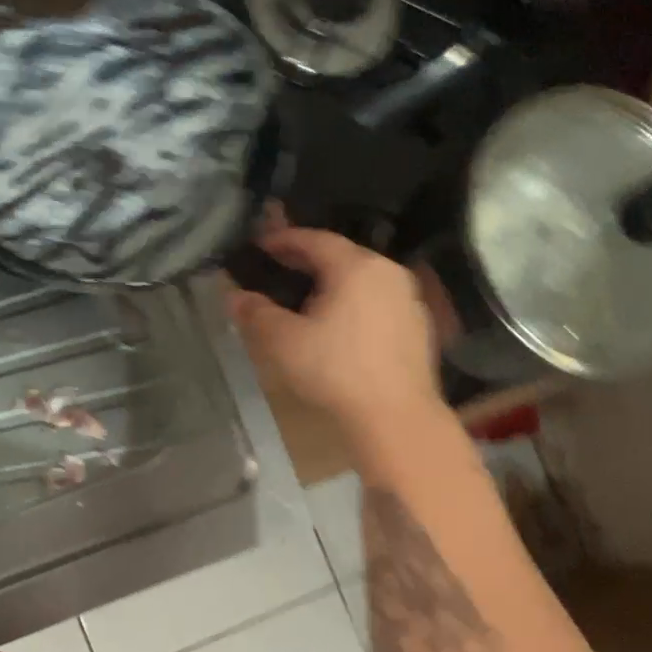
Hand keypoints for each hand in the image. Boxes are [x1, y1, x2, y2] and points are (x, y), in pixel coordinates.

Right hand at [228, 217, 444, 434]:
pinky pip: (376, 298)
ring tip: (303, 295)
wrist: (394, 412)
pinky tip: (334, 321)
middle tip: (277, 267)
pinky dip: (350, 300)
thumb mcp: (281, 340)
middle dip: (306, 259)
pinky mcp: (416, 323)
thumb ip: (255, 312)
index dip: (284, 239)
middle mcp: (387, 271)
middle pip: (341, 255)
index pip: (315, 240)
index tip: (260, 244)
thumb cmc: (333, 368)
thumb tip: (234, 296)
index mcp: (356, 267)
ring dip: (330, 280)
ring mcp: (407, 297)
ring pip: (361, 277)